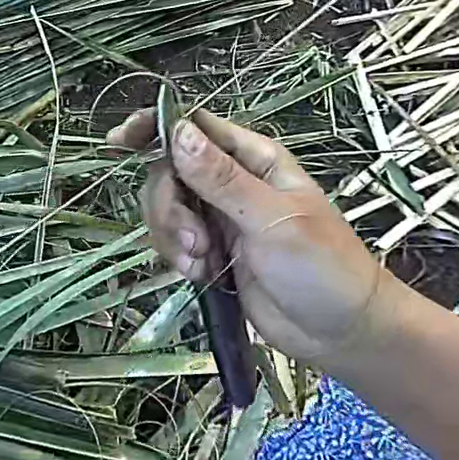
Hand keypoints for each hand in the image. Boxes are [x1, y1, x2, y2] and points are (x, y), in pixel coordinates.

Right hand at [108, 107, 404, 367]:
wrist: (340, 333)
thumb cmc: (323, 267)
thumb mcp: (272, 220)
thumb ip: (221, 179)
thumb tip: (176, 132)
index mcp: (252, 158)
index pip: (194, 126)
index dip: (154, 128)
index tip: (118, 143)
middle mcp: (229, 180)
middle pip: (168, 171)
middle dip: (168, 206)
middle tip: (193, 241)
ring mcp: (216, 215)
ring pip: (165, 207)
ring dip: (171, 236)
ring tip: (201, 263)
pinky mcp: (208, 248)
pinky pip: (171, 240)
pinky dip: (176, 257)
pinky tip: (202, 275)